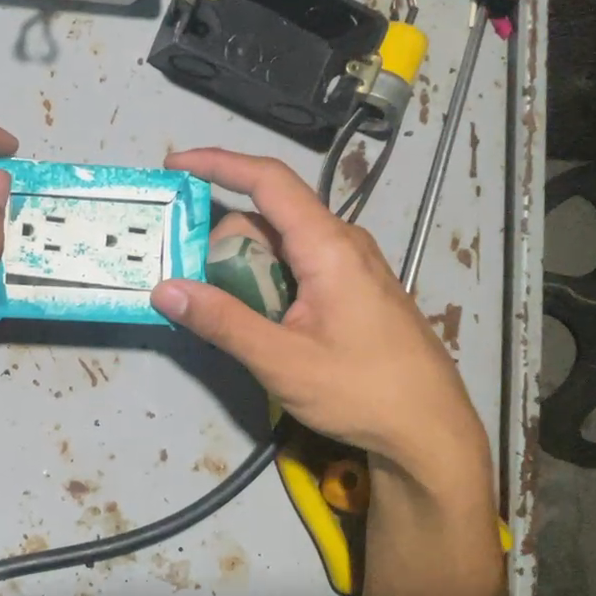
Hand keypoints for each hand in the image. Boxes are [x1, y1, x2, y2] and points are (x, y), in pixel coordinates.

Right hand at [150, 148, 487, 485]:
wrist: (430, 431)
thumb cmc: (362, 391)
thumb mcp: (281, 361)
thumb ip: (222, 321)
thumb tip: (164, 289)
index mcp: (328, 247)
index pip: (268, 181)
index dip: (218, 164)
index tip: (175, 165)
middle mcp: (341, 244)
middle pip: (266, 219)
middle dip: (221, 243)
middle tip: (192, 287)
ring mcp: (349, 266)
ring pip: (279, 245)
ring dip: (241, 267)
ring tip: (220, 312)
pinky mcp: (351, 289)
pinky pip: (296, 267)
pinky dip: (263, 281)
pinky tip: (253, 320)